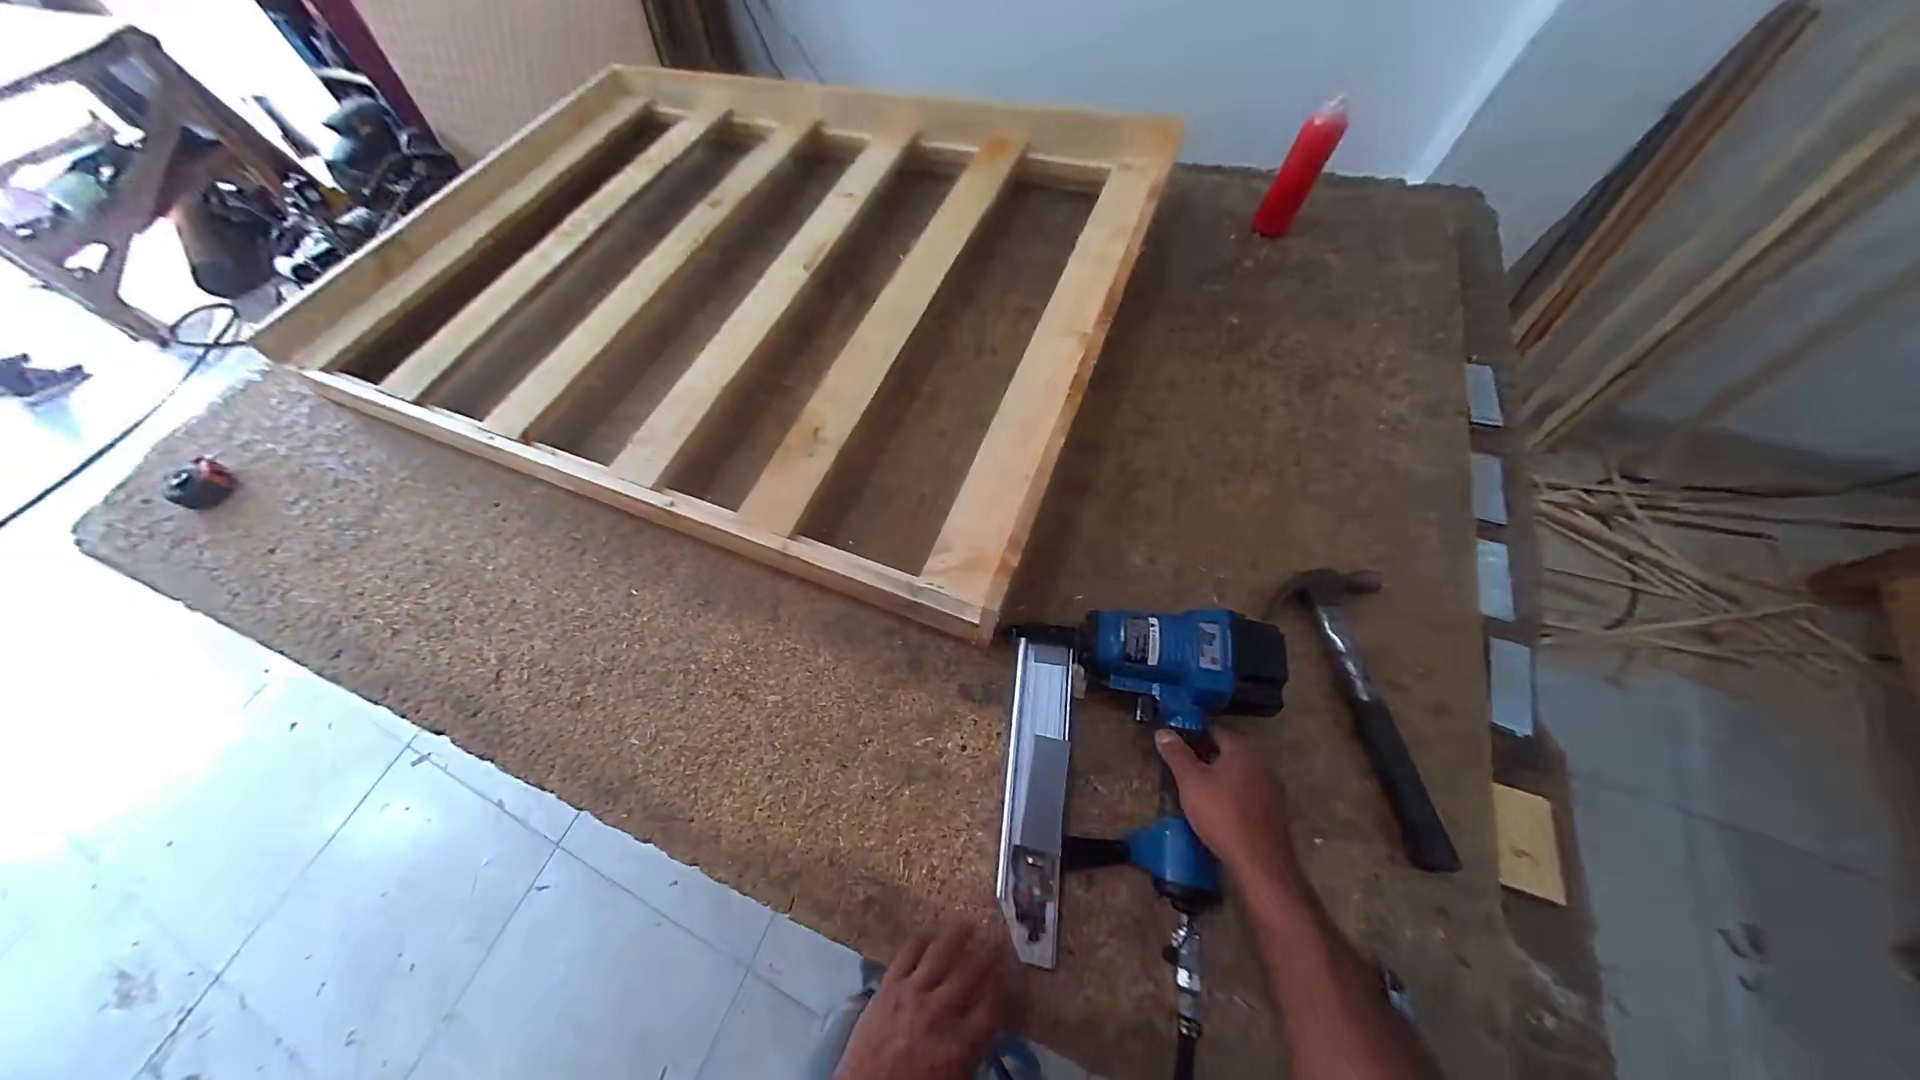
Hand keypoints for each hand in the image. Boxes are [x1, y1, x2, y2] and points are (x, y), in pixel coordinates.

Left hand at [836, 923, 1013, 1079]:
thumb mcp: (954, 1077)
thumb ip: (973, 1049)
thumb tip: (989, 1025)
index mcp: (960, 1044)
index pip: (993, 1005)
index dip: (1006, 984)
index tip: (1012, 970)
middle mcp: (940, 1012)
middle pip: (972, 972)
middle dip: (989, 952)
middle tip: (998, 935)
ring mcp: (913, 994)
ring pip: (941, 953)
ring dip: (958, 935)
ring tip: (969, 923)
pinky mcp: (889, 985)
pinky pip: (908, 953)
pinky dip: (922, 940)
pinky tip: (931, 933)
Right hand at [1156, 729, 1301, 892]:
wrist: (1260, 862)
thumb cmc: (1222, 814)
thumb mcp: (1190, 782)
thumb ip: (1176, 755)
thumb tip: (1163, 732)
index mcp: (1243, 751)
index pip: (1216, 731)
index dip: (1194, 734)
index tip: (1175, 743)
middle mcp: (1262, 765)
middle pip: (1229, 752)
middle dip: (1206, 756)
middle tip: (1182, 766)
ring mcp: (1272, 790)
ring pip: (1240, 774)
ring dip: (1220, 777)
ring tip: (1196, 789)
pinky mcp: (1275, 813)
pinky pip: (1248, 794)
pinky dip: (1232, 795)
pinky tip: (1218, 809)